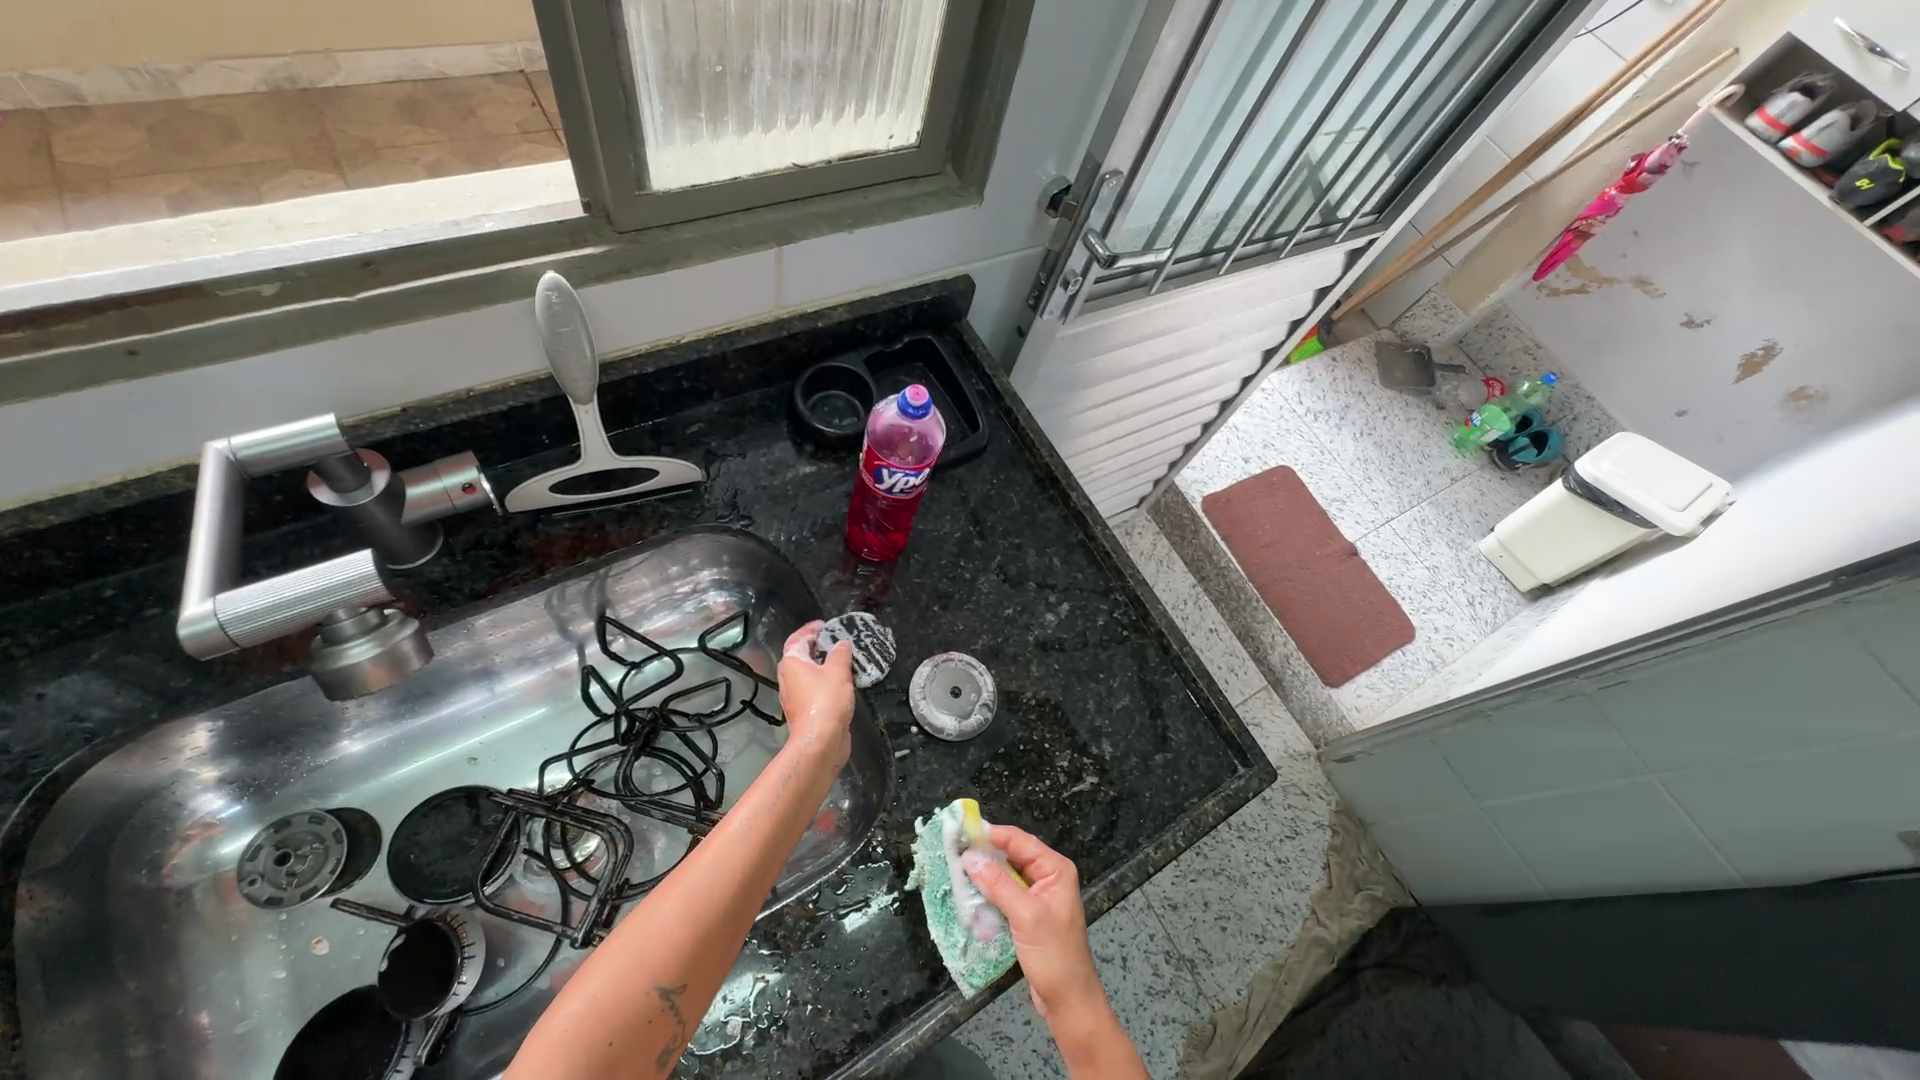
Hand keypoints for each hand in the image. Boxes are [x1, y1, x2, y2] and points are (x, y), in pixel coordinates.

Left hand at [776, 621, 854, 768]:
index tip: (824, 625)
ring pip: (807, 674)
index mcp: (792, 663)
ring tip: (842, 660)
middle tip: (835, 641)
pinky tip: (841, 683)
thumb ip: (840, 653)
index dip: (810, 630)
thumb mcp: (838, 671)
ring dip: (822, 666)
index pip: (797, 639)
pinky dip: (825, 681)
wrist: (820, 741)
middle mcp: (788, 678)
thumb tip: (841, 644)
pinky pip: (814, 689)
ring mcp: (795, 696)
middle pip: (800, 656)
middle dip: (817, 647)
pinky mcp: (804, 711)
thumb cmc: (826, 700)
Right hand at [962, 825, 1103, 1021]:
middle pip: (1011, 856)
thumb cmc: (1054, 955)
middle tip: (955, 852)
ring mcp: (1037, 896)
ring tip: (957, 872)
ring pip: (1004, 876)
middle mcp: (1047, 877)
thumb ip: (998, 884)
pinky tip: (970, 896)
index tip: (963, 832)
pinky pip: (1004, 894)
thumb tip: (971, 858)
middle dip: (985, 855)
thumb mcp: (1025, 915)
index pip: (1020, 841)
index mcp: (1056, 870)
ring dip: (984, 876)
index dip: (992, 835)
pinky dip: (988, 894)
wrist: (1067, 999)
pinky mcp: (1027, 914)